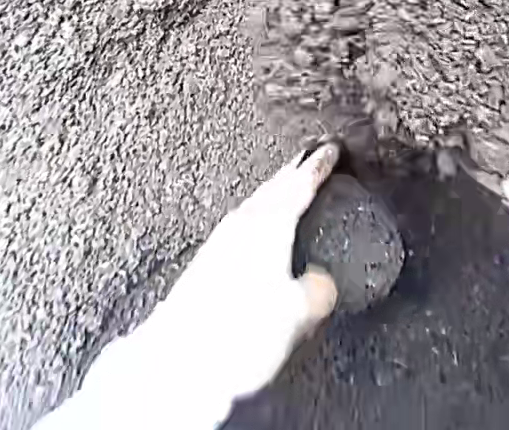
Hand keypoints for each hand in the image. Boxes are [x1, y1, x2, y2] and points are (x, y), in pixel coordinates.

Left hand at [149, 140, 342, 398]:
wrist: (177, 359)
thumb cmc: (235, 333)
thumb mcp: (295, 314)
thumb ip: (317, 291)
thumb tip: (322, 282)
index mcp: (271, 223)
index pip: (302, 183)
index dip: (319, 165)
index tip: (331, 149)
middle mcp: (246, 221)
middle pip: (277, 184)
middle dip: (296, 168)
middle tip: (311, 154)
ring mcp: (224, 237)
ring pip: (259, 199)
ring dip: (277, 187)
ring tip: (288, 182)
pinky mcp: (209, 256)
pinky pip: (244, 217)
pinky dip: (259, 209)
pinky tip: (257, 222)